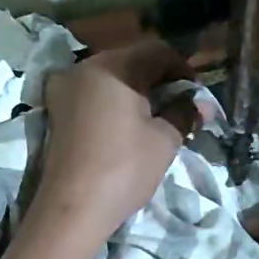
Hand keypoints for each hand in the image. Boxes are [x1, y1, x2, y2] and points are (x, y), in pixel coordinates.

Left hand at [37, 40, 194, 237]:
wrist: (73, 208)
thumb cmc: (124, 169)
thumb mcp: (164, 140)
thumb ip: (184, 113)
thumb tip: (201, 104)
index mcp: (114, 66)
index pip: (157, 51)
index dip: (183, 70)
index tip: (197, 96)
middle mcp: (85, 67)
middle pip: (131, 60)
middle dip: (159, 79)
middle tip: (180, 107)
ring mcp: (66, 88)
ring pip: (111, 77)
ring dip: (136, 91)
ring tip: (156, 118)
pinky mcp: (57, 110)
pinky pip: (94, 94)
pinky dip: (114, 102)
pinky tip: (128, 125)